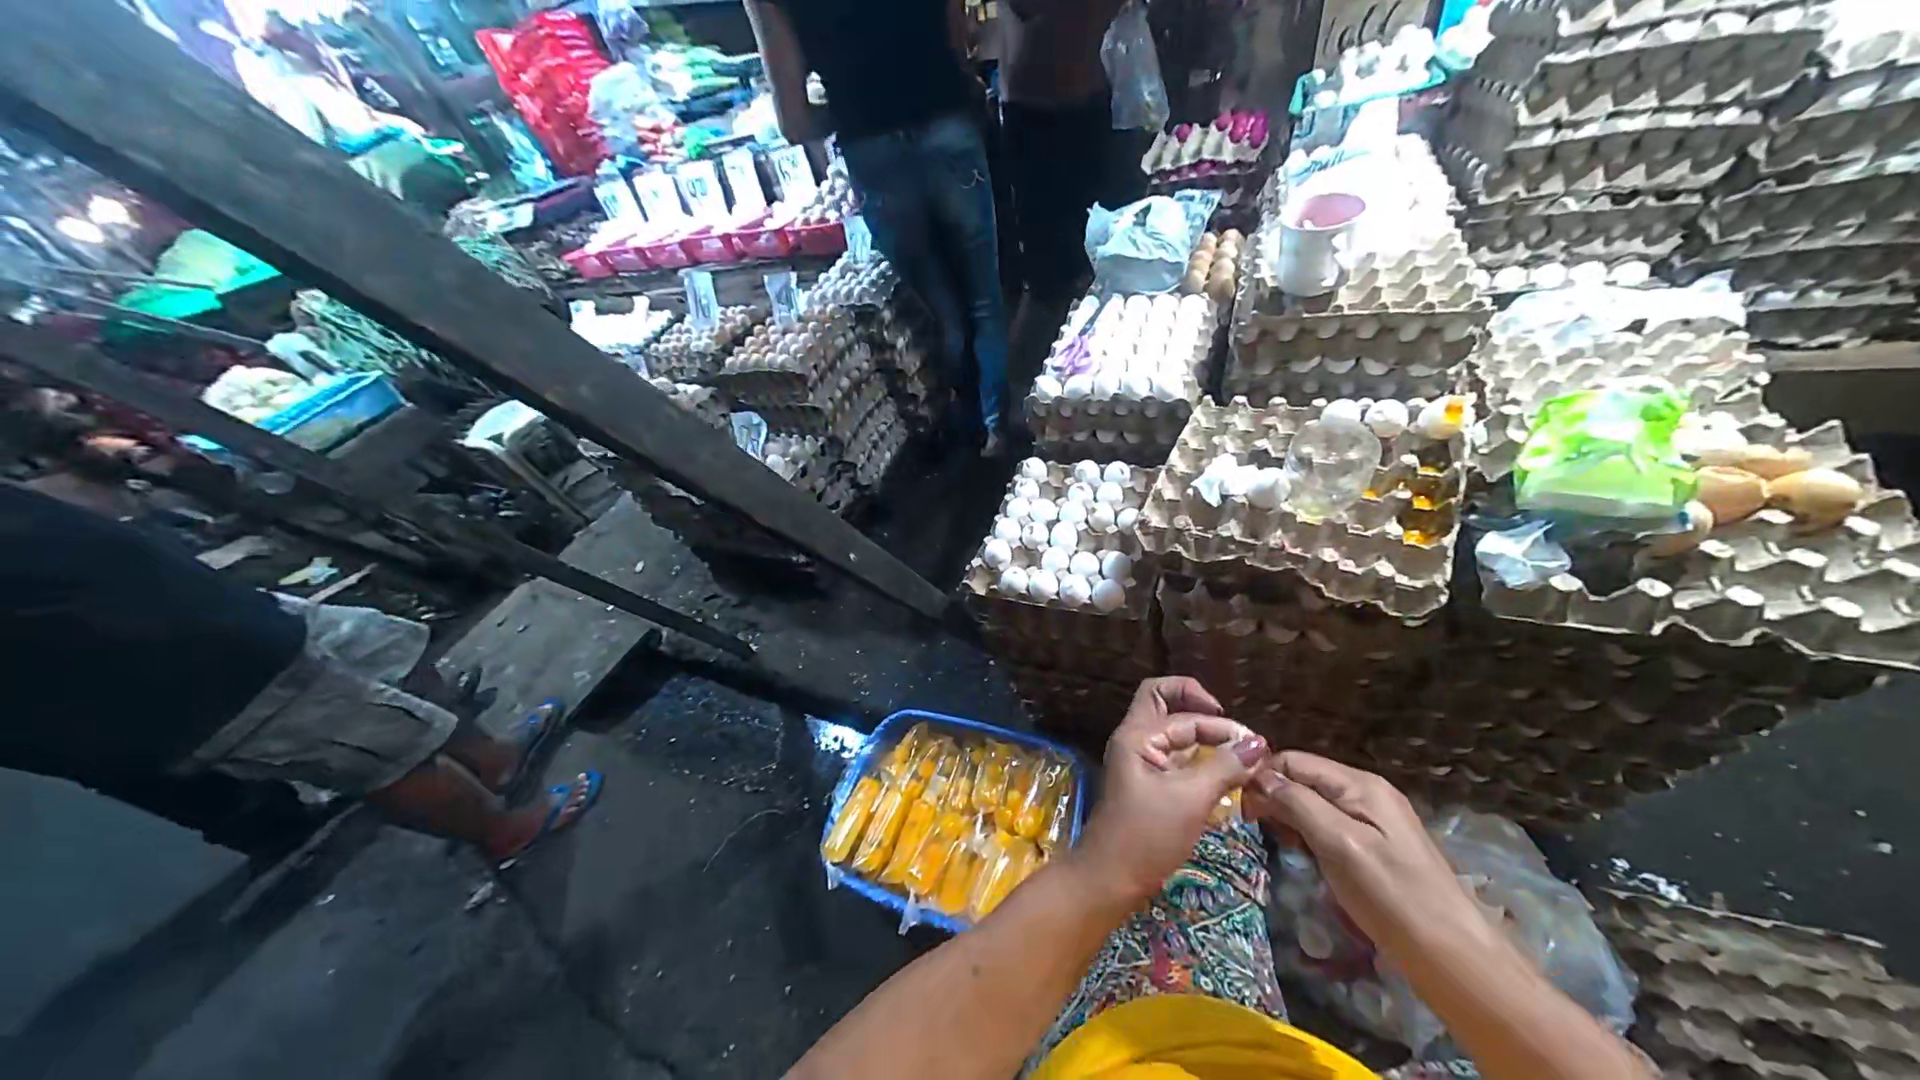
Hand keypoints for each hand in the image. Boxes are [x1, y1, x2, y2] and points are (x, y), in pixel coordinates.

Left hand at [1071, 677, 1266, 909]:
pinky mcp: (1150, 782)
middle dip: (1198, 705)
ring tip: (1237, 752)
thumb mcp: (1190, 799)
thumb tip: (1257, 744)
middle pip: (1164, 701)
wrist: (1111, 878)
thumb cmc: (1147, 835)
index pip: (1184, 715)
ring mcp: (1142, 760)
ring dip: (1202, 733)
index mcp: (1136, 736)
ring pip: (1172, 730)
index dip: (1221, 726)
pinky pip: (1176, 755)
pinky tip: (1225, 772)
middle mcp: (1136, 740)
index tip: (1255, 746)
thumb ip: (1224, 767)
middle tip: (1232, 729)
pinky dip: (1200, 756)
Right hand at [1245, 752, 1488, 959]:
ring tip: (1275, 842)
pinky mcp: (1374, 846)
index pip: (1293, 760)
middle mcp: (1366, 792)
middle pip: (1303, 778)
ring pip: (1312, 802)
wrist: (1453, 956)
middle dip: (1274, 796)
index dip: (1263, 776)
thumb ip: (1297, 803)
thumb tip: (1257, 775)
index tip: (1240, 805)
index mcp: (1359, 783)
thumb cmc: (1391, 895)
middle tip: (1254, 827)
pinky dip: (1307, 833)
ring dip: (1288, 817)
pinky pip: (1327, 824)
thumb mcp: (1338, 843)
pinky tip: (1301, 854)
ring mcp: (1373, 820)